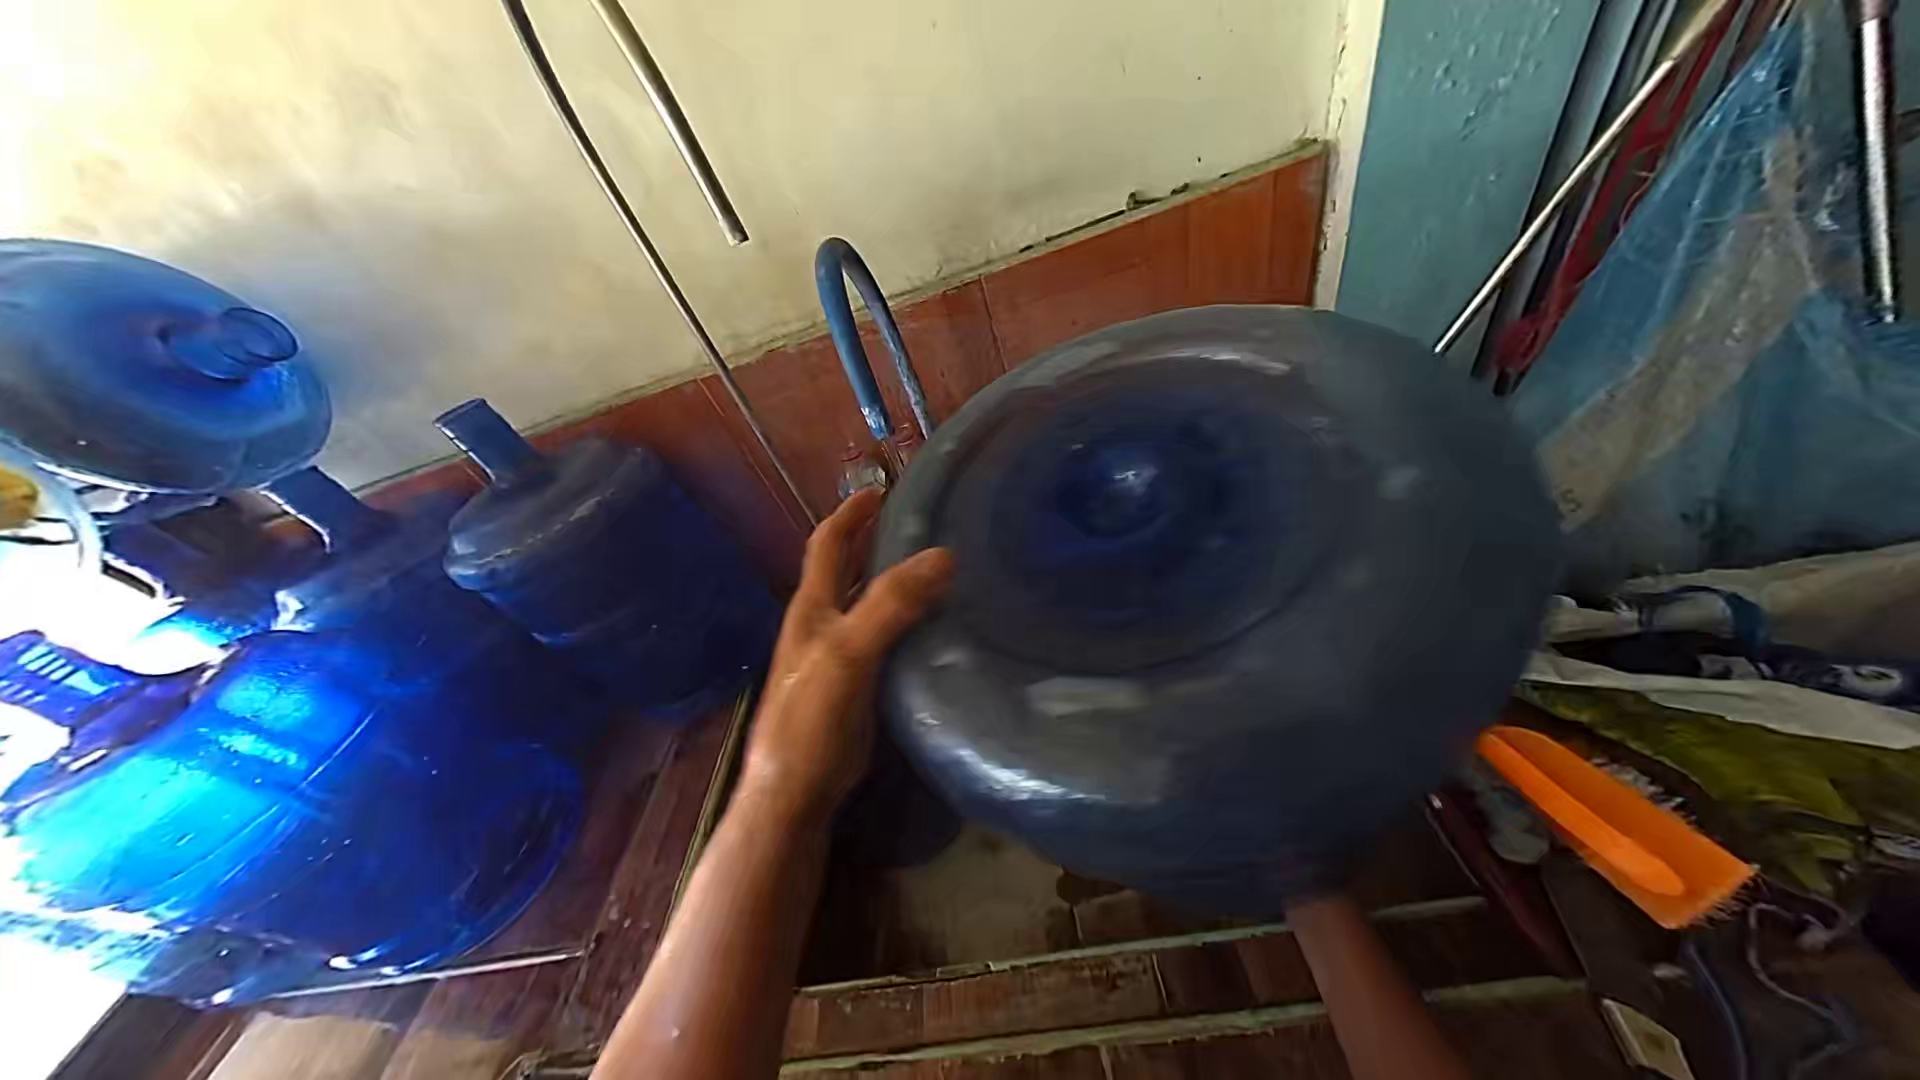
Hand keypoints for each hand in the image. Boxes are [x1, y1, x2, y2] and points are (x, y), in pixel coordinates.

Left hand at [736, 488, 954, 825]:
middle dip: (873, 540)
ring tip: (934, 566)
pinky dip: (904, 617)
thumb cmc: (813, 719)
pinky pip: (882, 635)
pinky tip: (932, 623)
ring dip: (891, 578)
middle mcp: (821, 623)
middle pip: (845, 569)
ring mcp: (837, 654)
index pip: (827, 544)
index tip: (880, 489)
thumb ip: (891, 605)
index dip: (850, 514)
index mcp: (812, 607)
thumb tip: (943, 555)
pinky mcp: (855, 682)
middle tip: (916, 523)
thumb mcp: (850, 654)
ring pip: (865, 602)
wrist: (796, 791)